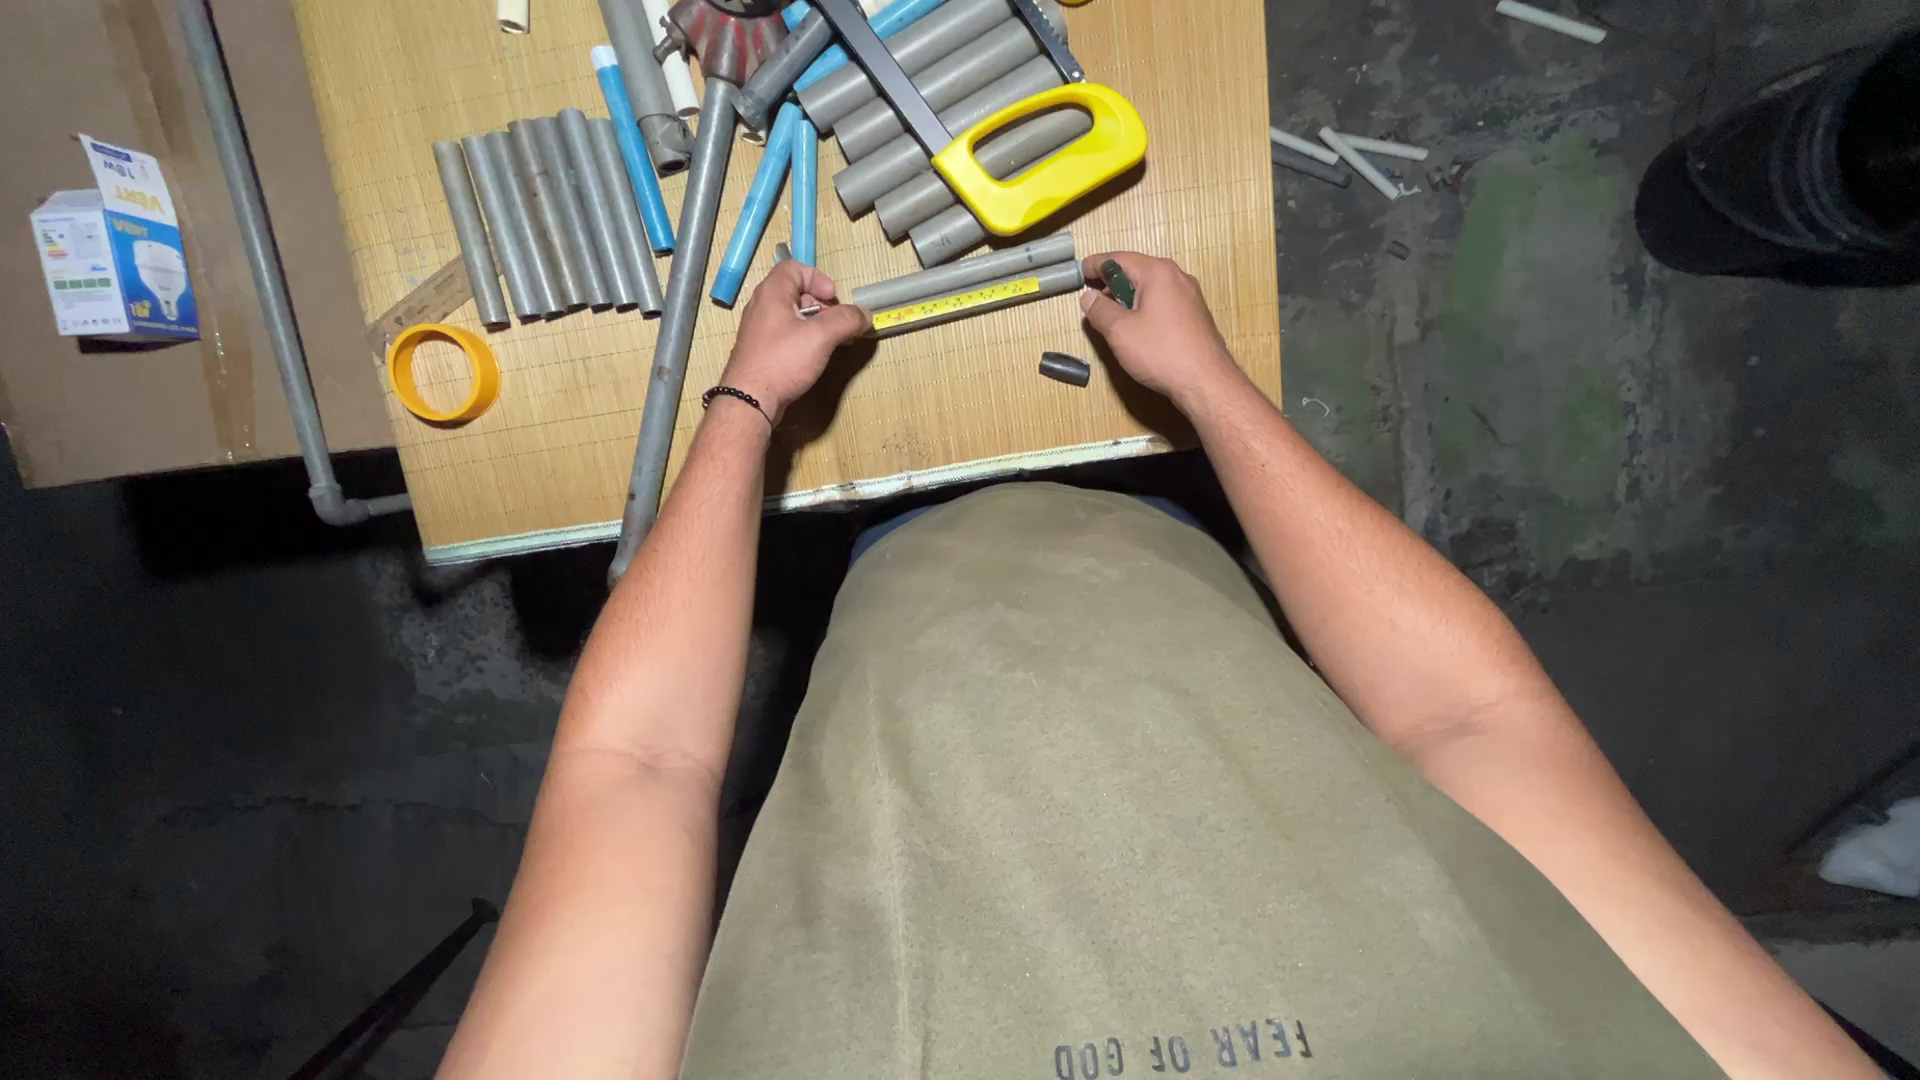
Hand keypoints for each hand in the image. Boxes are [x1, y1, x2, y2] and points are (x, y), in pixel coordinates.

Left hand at [717, 262, 869, 423]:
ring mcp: (760, 330)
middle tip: (837, 323)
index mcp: (773, 293)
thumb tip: (865, 313)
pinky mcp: (762, 351)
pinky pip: (786, 335)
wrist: (750, 400)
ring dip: (816, 324)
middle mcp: (763, 306)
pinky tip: (815, 357)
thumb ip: (846, 320)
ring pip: (792, 316)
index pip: (795, 268)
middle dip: (822, 305)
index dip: (818, 278)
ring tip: (832, 342)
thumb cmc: (783, 361)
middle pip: (796, 292)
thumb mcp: (820, 337)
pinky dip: (804, 339)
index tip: (833, 299)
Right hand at [1078, 252, 1246, 408]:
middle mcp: (1177, 277)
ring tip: (1111, 316)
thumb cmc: (1160, 352)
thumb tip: (1088, 297)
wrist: (1205, 381)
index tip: (1078, 272)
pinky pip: (1163, 303)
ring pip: (1150, 288)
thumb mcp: (1120, 331)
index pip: (1119, 258)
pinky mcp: (1195, 315)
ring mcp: (1190, 296)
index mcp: (1157, 272)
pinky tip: (1137, 328)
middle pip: (1137, 271)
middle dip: (1111, 283)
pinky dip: (1144, 309)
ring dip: (1128, 298)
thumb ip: (1100, 310)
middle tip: (1092, 298)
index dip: (1095, 265)